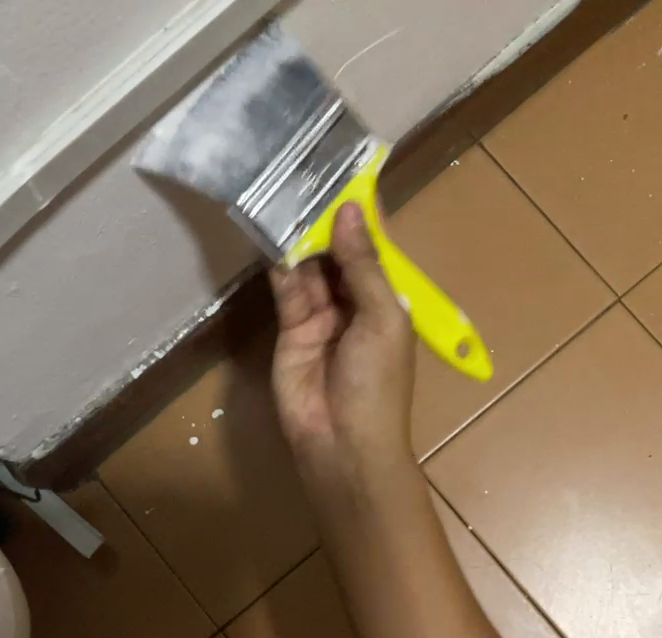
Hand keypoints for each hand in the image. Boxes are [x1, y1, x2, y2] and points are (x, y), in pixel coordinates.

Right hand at [269, 202, 422, 515]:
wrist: (343, 442)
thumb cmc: (377, 382)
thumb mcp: (383, 319)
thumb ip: (364, 265)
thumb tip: (351, 211)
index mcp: (388, 301)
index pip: (375, 248)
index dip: (364, 215)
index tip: (348, 170)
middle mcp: (355, 303)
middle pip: (340, 252)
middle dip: (327, 219)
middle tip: (306, 172)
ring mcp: (322, 317)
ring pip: (311, 266)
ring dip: (302, 235)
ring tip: (286, 190)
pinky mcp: (291, 330)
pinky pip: (287, 289)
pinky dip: (281, 263)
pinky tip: (273, 229)